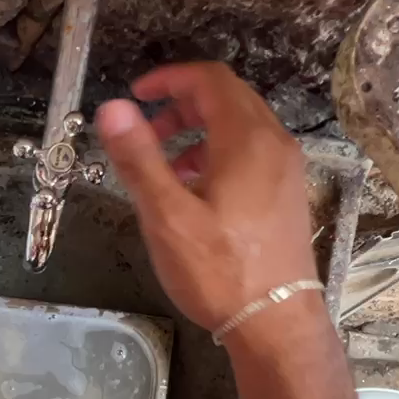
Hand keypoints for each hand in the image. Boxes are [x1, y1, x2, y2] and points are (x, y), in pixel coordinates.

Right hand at [94, 63, 319, 340]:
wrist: (272, 319)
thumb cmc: (217, 271)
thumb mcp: (166, 216)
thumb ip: (139, 160)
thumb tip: (112, 110)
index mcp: (244, 139)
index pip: (209, 80)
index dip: (170, 79)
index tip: (137, 95)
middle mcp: (273, 144)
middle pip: (228, 100)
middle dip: (182, 107)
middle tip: (145, 134)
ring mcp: (285, 170)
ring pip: (240, 130)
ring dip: (199, 135)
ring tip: (166, 169)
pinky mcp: (287, 196)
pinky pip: (252, 157)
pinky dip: (219, 158)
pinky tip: (198, 195)